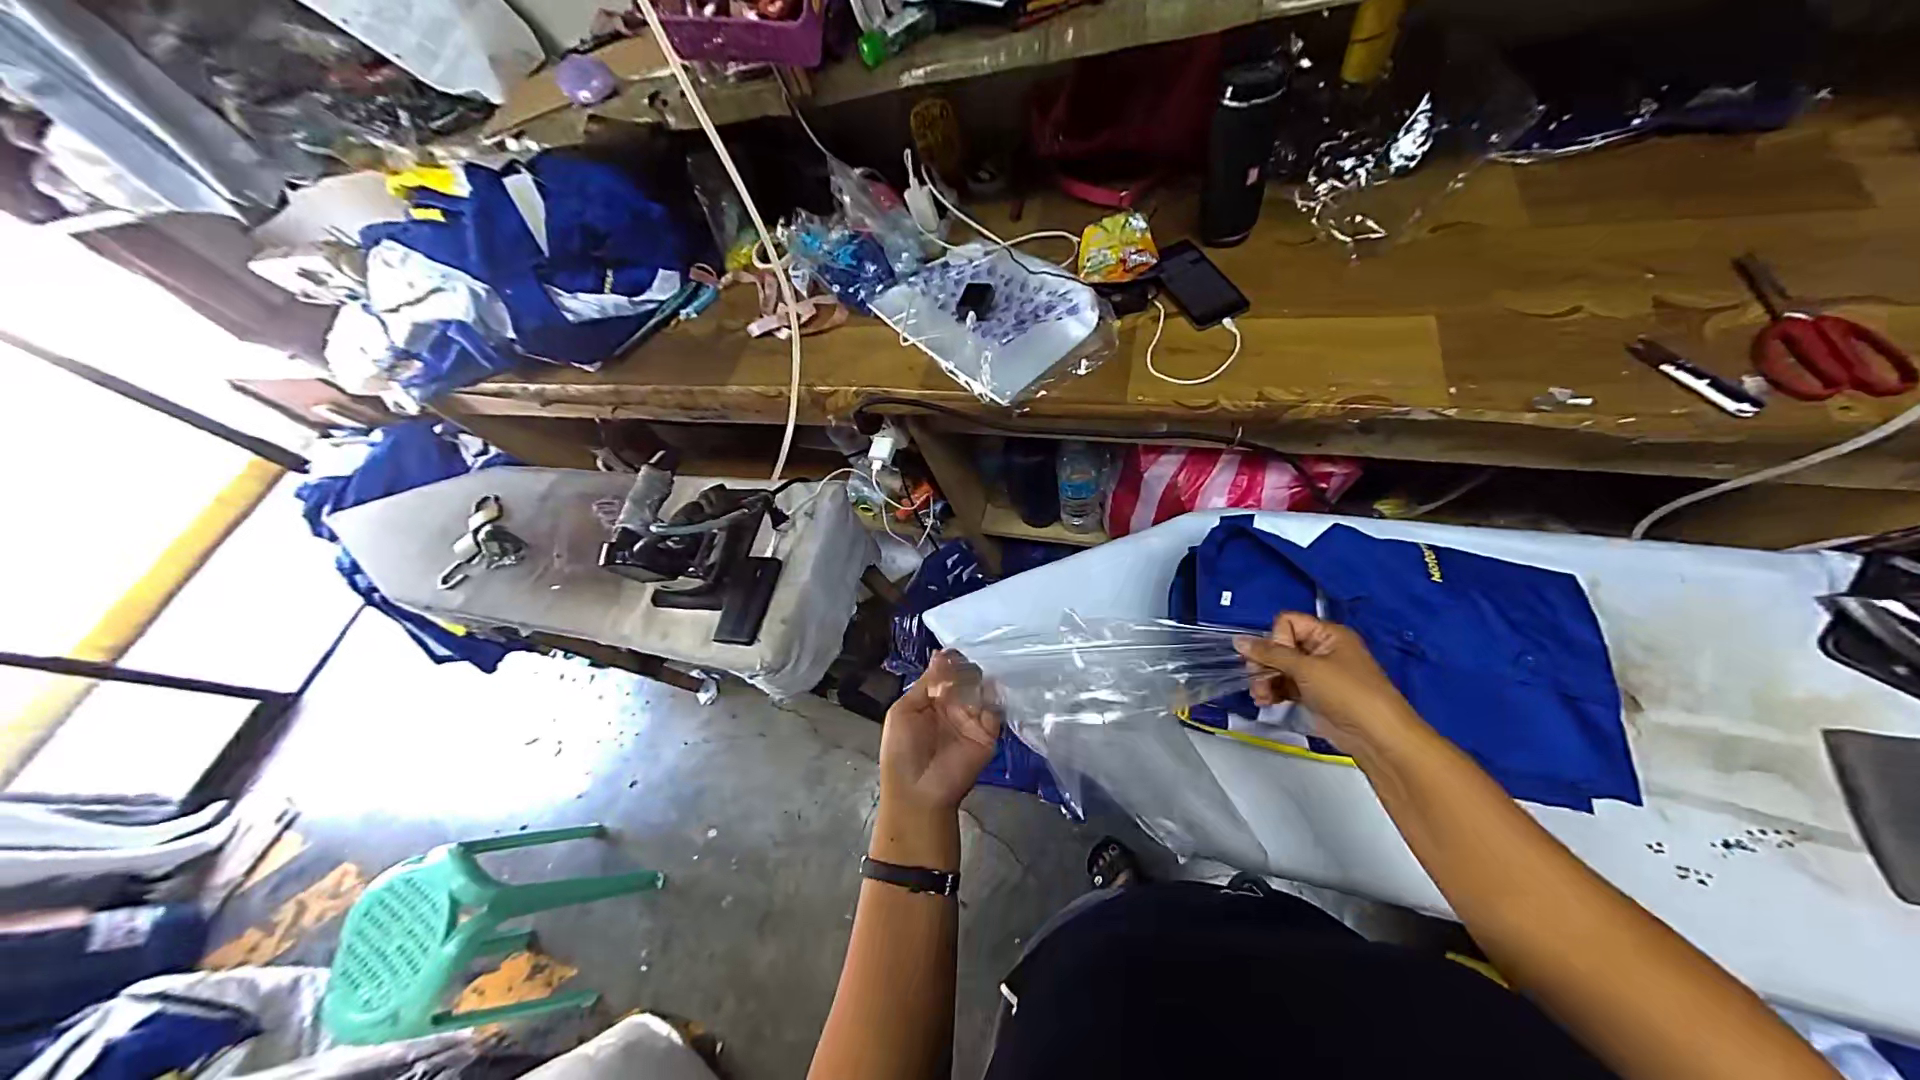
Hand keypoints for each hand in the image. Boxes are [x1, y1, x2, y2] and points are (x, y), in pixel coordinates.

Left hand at [880, 650, 1002, 815]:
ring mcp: (971, 719)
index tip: (954, 652)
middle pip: (966, 678)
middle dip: (966, 669)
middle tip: (964, 667)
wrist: (918, 791)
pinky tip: (985, 697)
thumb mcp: (904, 711)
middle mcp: (953, 706)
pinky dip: (993, 702)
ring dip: (980, 682)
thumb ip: (925, 684)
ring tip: (973, 682)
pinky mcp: (987, 735)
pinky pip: (995, 712)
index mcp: (930, 700)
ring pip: (982, 691)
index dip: (950, 662)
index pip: (945, 673)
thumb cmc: (902, 750)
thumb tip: (941, 654)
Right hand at [1233, 612, 1420, 751]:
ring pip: (1279, 668)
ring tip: (1261, 695)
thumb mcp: (1307, 668)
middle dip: (1265, 662)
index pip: (1288, 623)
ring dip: (1265, 679)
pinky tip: (1266, 700)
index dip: (1276, 638)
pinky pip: (1285, 686)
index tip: (1276, 657)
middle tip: (1256, 675)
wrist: (1375, 736)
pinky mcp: (1313, 695)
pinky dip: (1273, 691)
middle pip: (1280, 646)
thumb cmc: (1348, 694)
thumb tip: (1240, 640)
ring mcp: (1317, 674)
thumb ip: (1270, 653)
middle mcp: (1322, 651)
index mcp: (1328, 635)